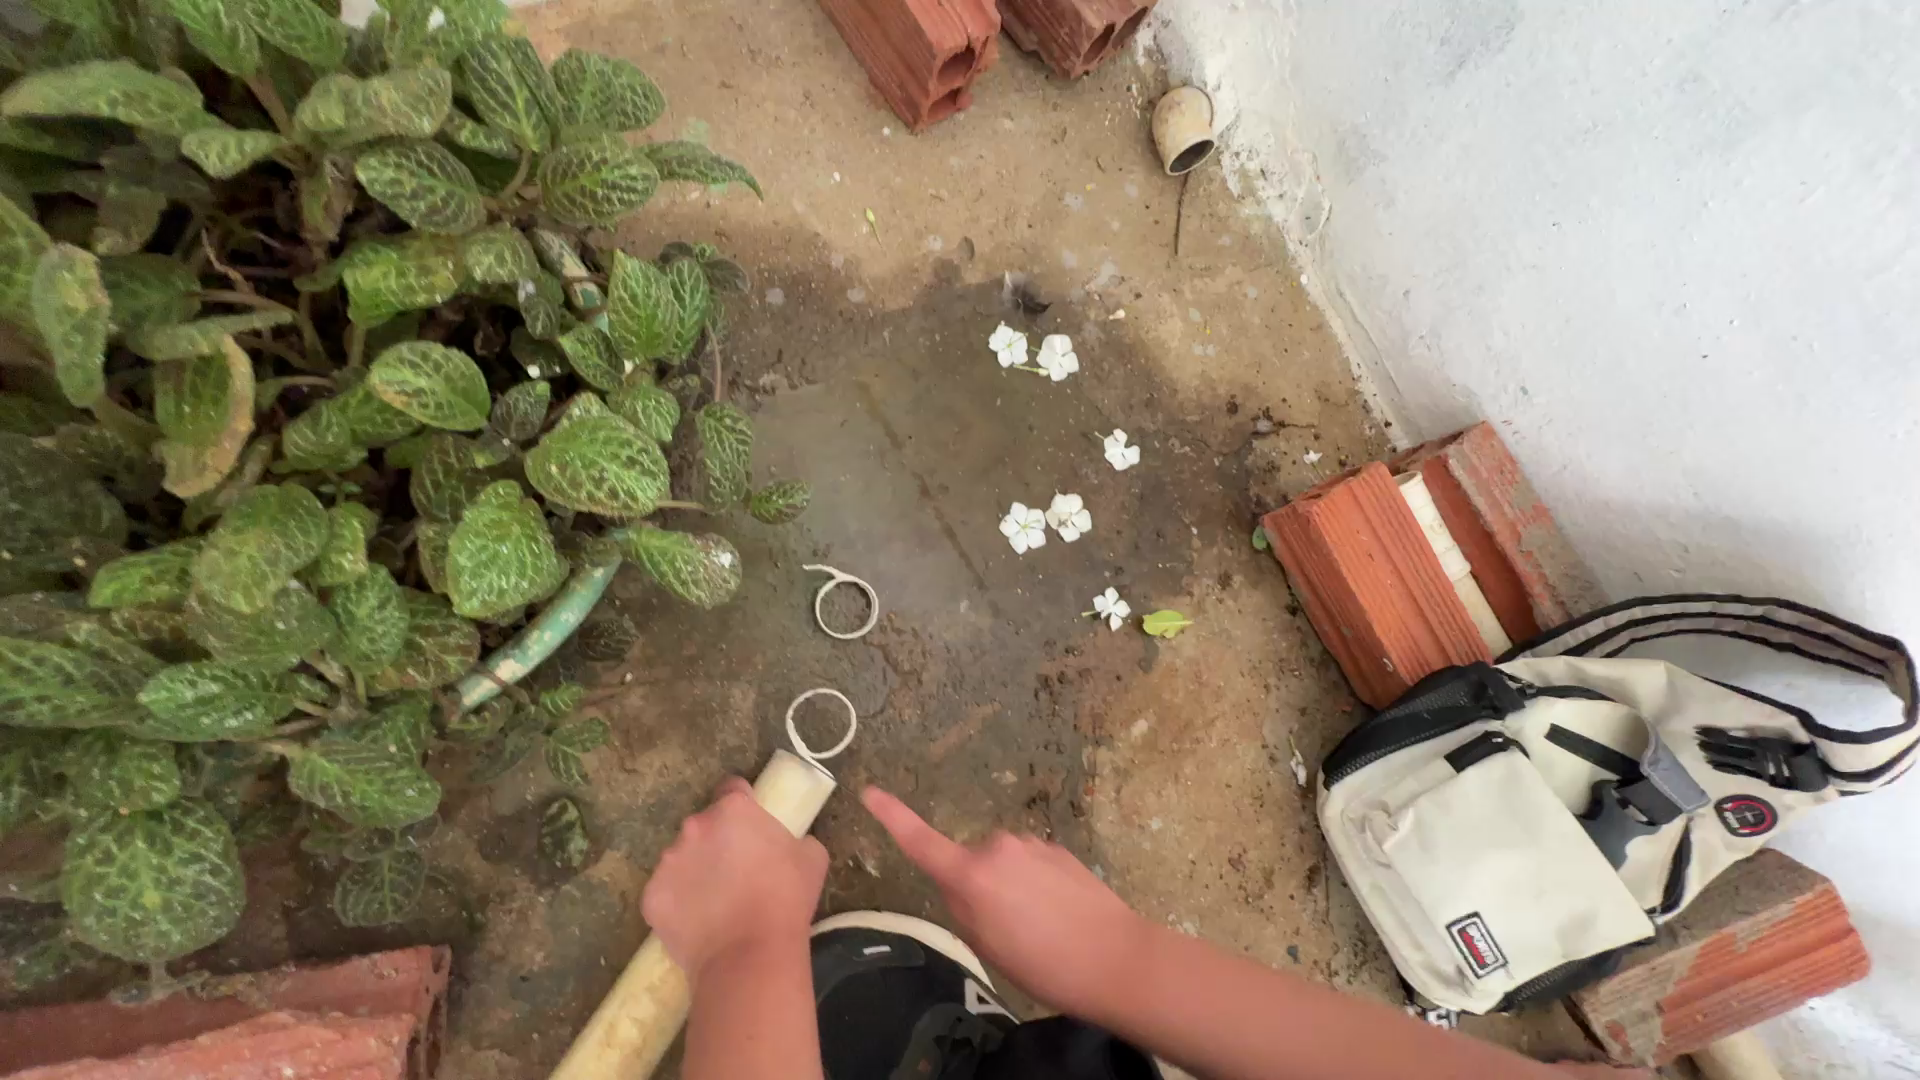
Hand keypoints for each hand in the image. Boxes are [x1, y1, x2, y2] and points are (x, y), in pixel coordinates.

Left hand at [643, 777, 828, 982]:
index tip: (751, 824)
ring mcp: (669, 861)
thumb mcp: (811, 856)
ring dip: (696, 869)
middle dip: (717, 840)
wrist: (750, 955)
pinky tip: (700, 919)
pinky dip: (679, 900)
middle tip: (738, 868)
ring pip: (682, 857)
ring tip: (717, 900)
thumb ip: (795, 838)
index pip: (733, 788)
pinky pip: (666, 891)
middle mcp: (695, 826)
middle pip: (704, 824)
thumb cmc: (786, 899)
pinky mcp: (651, 896)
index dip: (744, 804)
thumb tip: (787, 844)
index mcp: (733, 809)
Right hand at [862, 786, 1151, 1016]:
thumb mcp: (986, 947)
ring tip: (1038, 928)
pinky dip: (1036, 885)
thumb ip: (962, 908)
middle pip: (970, 864)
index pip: (920, 842)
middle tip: (1005, 931)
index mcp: (972, 874)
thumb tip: (957, 883)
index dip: (891, 817)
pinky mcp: (1057, 847)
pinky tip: (1059, 915)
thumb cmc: (1043, 964)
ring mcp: (1030, 843)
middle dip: (978, 888)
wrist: (1114, 957)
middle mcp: (997, 846)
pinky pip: (1031, 865)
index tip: (869, 791)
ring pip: (1003, 864)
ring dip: (1010, 888)